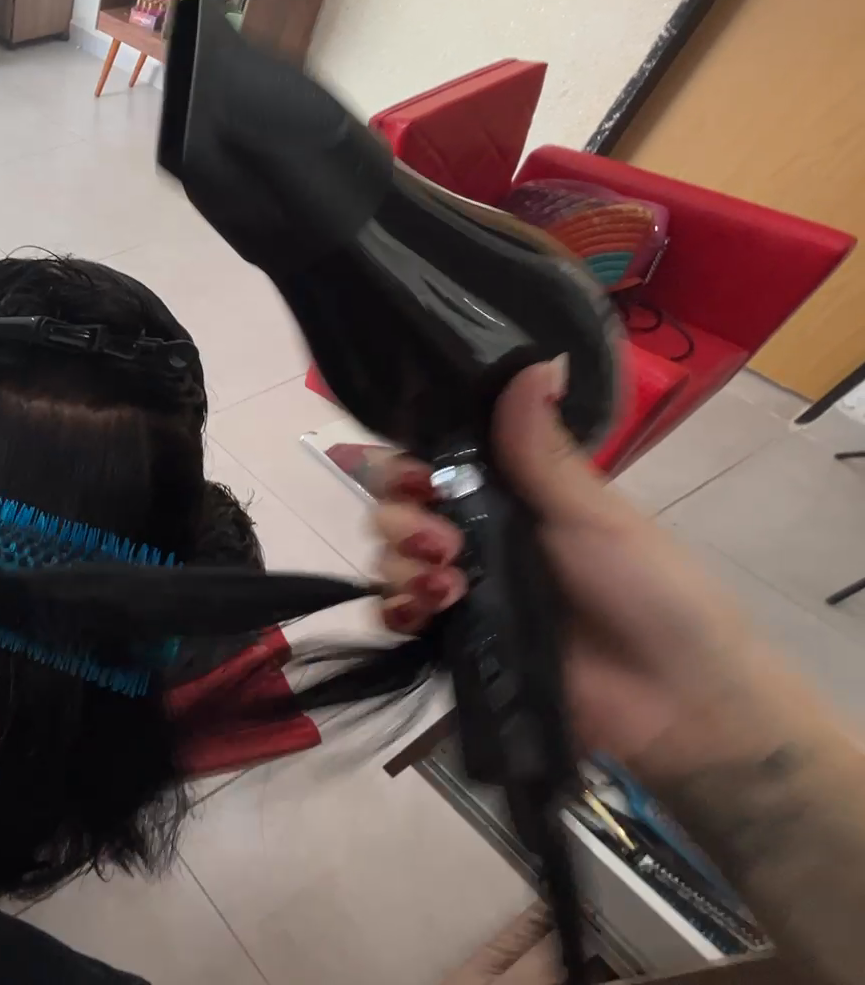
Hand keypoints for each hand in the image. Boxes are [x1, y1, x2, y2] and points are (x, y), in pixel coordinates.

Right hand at [367, 363, 766, 775]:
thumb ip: (538, 449)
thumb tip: (535, 361)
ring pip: (384, 559)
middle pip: (388, 511)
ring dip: (404, 569)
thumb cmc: (647, 590)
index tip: (420, 480)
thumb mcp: (592, 513)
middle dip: (401, 524)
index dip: (401, 468)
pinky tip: (424, 615)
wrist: (673, 697)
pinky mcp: (441, 636)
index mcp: (498, 499)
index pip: (419, 468)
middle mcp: (464, 536)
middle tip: (443, 545)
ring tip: (451, 592)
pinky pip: (386, 613)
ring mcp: (450, 587)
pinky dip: (394, 611)